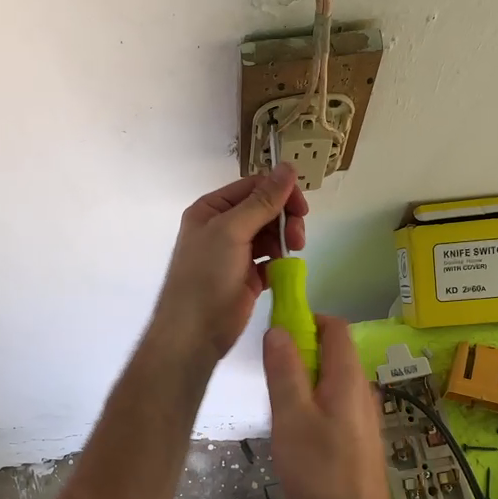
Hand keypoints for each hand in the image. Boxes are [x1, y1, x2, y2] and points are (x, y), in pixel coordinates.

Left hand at [150, 165, 308, 363]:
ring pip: (271, 234)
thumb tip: (288, 167)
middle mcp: (222, 227)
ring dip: (284, 240)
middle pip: (265, 209)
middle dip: (284, 219)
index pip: (253, 187)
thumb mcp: (232, 231)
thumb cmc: (206, 276)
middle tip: (298, 237)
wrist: (196, 331)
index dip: (280, 193)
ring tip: (292, 253)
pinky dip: (279, 261)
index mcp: (211, 209)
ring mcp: (234, 252)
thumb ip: (262, 200)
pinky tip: (280, 270)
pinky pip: (270, 259)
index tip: (301, 209)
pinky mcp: (247, 276)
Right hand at [263, 316, 409, 498]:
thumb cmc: (320, 471)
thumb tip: (279, 330)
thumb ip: (284, 371)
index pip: (334, 326)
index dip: (305, 320)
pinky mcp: (358, 438)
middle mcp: (361, 390)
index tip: (274, 335)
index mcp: (347, 378)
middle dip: (298, 354)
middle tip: (269, 378)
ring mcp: (363, 416)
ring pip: (330, 381)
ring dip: (302, 383)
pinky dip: (312, 405)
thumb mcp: (291, 418)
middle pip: (331, 352)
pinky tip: (296, 435)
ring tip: (278, 410)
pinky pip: (333, 405)